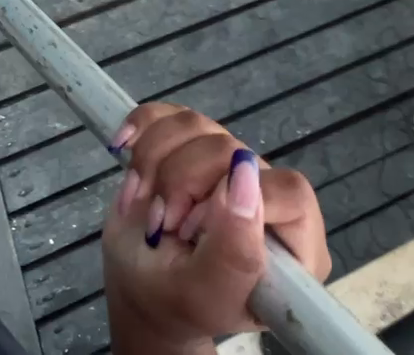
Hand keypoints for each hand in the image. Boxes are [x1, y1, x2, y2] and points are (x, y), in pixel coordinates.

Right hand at [102, 103, 329, 352]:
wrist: (137, 283)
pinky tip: (123, 154)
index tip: (193, 227)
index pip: (287, 190)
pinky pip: (163, 113)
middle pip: (229, 149)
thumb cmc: (175, 301)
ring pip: (193, 125)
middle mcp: (261, 194)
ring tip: (142, 203)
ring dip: (152, 162)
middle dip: (179, 183)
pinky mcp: (182, 144)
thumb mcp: (206, 293)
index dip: (236, 199)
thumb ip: (234, 249)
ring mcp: (220, 164)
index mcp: (289, 241)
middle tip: (161, 224)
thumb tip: (244, 174)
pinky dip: (137, 129)